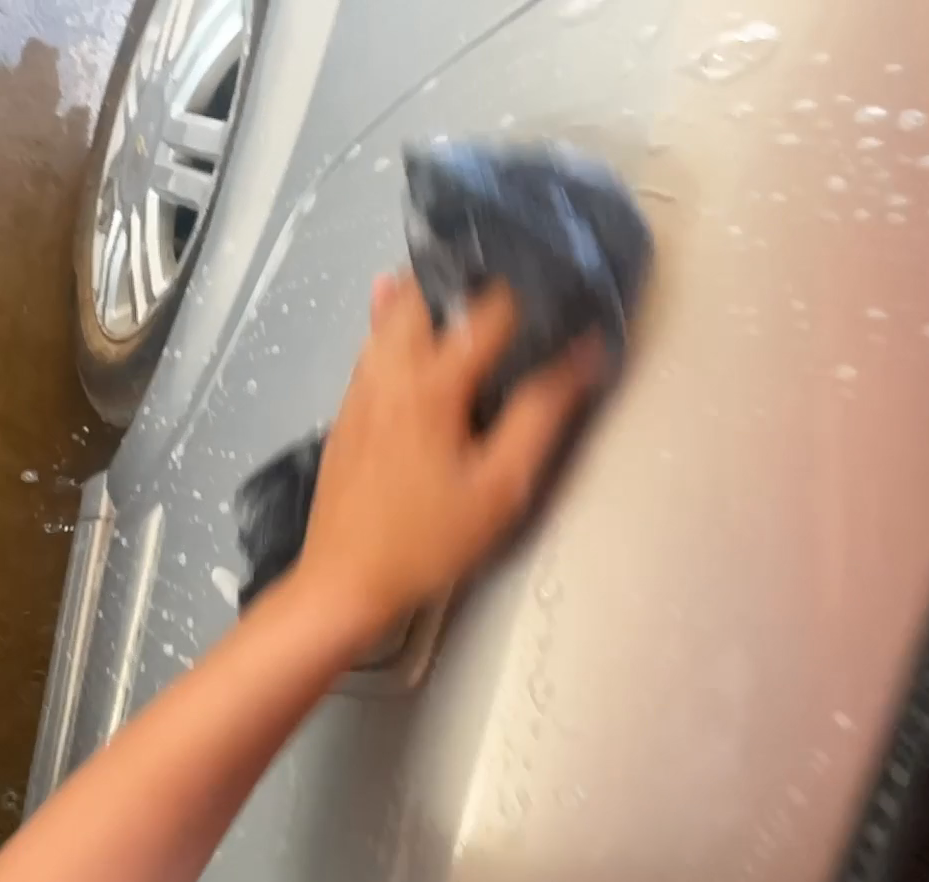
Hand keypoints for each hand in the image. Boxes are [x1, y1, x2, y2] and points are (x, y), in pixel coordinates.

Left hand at [290, 271, 599, 640]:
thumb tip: (585, 353)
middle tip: (491, 256)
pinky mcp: (343, 419)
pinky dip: (385, 331)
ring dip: (414, 297)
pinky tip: (393, 325)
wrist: (344, 578)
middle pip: (416, 303)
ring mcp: (357, 397)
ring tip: (446, 270)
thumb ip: (542, 415)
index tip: (552, 268)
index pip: (485, 313)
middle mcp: (388, 377)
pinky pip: (367, 358)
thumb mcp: (501, 487)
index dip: (523, 286)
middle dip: (454, 274)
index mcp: (432, 386)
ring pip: (383, 327)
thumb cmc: (427, 540)